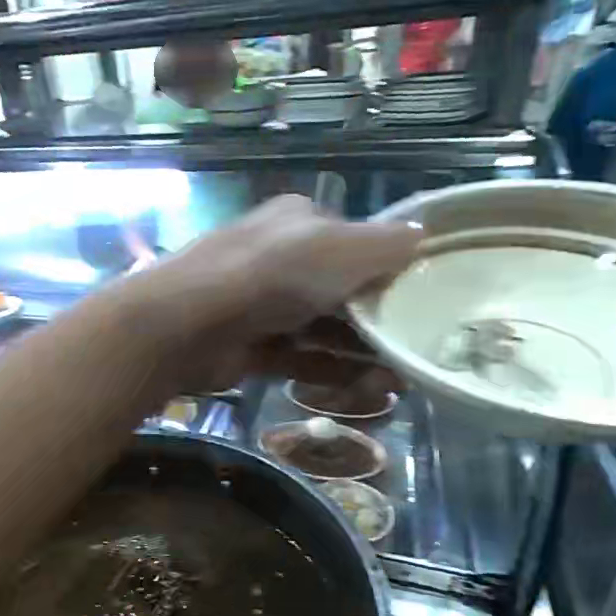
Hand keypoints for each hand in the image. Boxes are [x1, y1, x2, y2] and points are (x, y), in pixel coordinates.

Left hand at [130, 195, 421, 388]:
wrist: (187, 324)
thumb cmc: (271, 275)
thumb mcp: (340, 247)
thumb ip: (386, 244)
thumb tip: (423, 236)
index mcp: (301, 223)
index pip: (357, 243)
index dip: (392, 271)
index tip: (427, 302)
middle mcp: (282, 260)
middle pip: (343, 291)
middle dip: (380, 322)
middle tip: (416, 351)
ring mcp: (264, 306)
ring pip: (324, 331)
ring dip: (362, 354)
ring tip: (401, 380)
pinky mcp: (252, 348)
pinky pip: (301, 360)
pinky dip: (332, 374)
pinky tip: (369, 391)